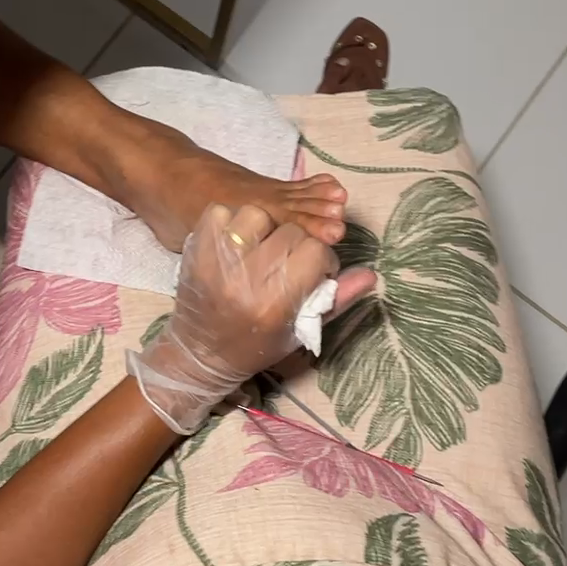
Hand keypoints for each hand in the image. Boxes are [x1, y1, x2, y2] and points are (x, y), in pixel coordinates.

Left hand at [128, 203, 375, 432]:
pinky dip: (232, 222)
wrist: (200, 352)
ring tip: (263, 249)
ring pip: (257, 214)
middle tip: (288, 263)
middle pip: (290, 231)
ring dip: (266, 227)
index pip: (313, 252)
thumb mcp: (301, 331)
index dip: (321, 259)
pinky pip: (222, 212)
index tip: (314, 272)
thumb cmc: (257, 344)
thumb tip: (371, 274)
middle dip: (297, 244)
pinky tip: (238, 243)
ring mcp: (215, 262)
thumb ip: (337, 300)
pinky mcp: (195, 249)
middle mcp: (244, 280)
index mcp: (273, 303)